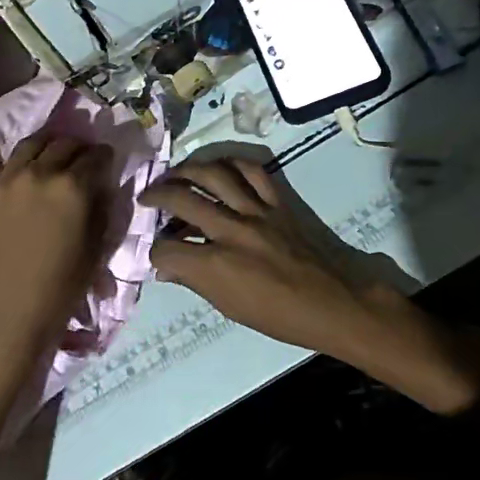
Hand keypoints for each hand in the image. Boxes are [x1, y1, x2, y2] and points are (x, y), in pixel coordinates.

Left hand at [0, 136, 113, 354]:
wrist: (5, 313)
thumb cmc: (61, 287)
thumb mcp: (97, 248)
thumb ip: (101, 208)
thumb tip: (100, 186)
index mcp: (73, 187)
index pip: (95, 155)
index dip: (104, 156)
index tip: (105, 160)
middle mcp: (39, 173)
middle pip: (63, 143)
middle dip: (77, 147)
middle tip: (81, 158)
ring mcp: (5, 180)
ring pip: (30, 145)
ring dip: (47, 147)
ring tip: (51, 157)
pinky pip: (4, 167)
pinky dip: (20, 166)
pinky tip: (24, 179)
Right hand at [139, 158, 393, 357]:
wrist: (332, 302)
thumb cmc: (279, 316)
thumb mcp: (230, 308)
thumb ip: (195, 282)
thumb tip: (167, 270)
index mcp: (215, 267)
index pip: (167, 249)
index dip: (155, 251)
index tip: (158, 252)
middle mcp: (231, 232)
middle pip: (182, 200)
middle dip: (157, 195)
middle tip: (147, 196)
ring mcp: (256, 212)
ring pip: (214, 175)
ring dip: (187, 169)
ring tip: (175, 173)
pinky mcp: (278, 202)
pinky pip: (252, 171)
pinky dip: (231, 163)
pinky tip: (219, 166)